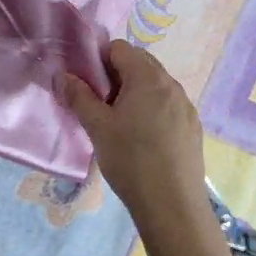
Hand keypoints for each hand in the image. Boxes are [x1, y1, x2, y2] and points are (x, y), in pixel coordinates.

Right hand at [57, 40, 207, 231]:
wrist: (173, 206)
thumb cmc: (131, 160)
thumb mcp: (97, 127)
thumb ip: (78, 96)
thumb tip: (62, 75)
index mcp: (148, 77)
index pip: (120, 48)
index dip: (99, 61)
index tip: (88, 86)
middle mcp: (171, 84)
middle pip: (140, 63)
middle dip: (117, 76)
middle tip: (101, 105)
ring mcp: (186, 106)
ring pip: (155, 85)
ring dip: (135, 93)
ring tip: (121, 124)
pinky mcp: (193, 127)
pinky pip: (168, 105)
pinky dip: (152, 110)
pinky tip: (143, 140)